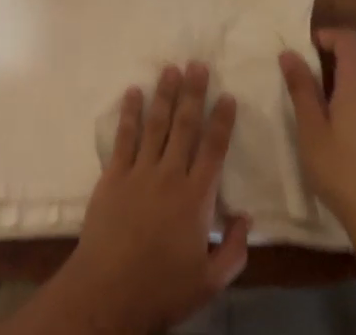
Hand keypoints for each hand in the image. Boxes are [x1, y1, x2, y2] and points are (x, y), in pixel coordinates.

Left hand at [57, 62, 249, 333]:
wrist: (110, 290)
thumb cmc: (164, 288)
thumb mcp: (212, 280)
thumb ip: (234, 249)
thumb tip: (245, 218)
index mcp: (196, 198)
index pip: (214, 150)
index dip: (222, 121)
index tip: (228, 97)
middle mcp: (169, 176)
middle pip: (184, 127)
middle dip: (193, 94)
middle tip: (197, 65)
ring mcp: (138, 173)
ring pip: (155, 125)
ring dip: (163, 95)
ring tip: (170, 69)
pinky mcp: (112, 176)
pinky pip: (123, 138)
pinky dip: (129, 114)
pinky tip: (132, 93)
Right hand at [279, 29, 355, 245]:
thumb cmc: (340, 171)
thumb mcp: (310, 130)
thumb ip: (301, 88)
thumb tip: (290, 53)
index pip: (349, 41)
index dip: (327, 35)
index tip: (305, 47)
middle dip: (331, 69)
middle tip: (303, 90)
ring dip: (344, 94)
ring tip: (321, 121)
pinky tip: (346, 145)